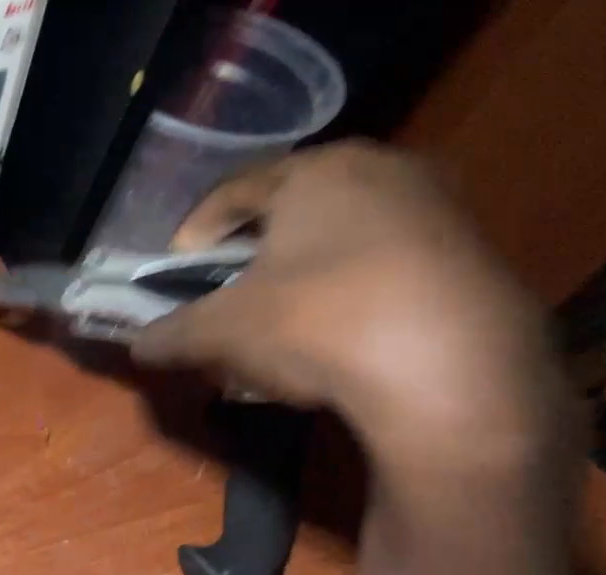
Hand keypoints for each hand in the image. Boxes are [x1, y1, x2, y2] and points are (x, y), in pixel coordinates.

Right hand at [132, 141, 573, 472]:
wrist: (451, 370)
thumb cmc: (317, 322)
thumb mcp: (220, 332)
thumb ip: (169, 333)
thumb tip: (138, 344)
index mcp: (318, 173)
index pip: (236, 189)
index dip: (195, 230)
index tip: (174, 268)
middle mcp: (383, 171)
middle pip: (290, 213)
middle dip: (248, 258)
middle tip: (222, 299)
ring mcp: (435, 210)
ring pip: (337, 242)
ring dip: (295, 282)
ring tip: (272, 331)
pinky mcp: (467, 257)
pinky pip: (380, 268)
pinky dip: (343, 298)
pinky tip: (328, 345)